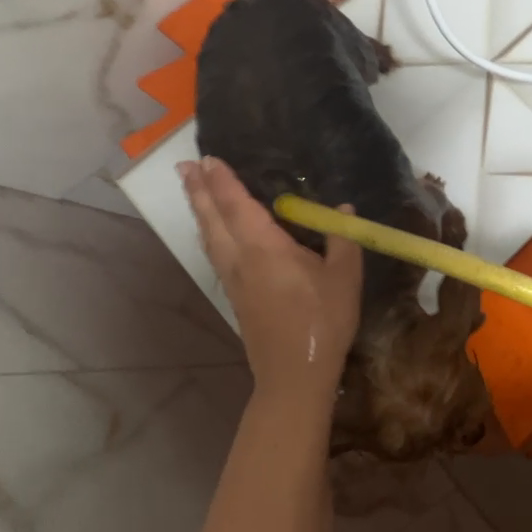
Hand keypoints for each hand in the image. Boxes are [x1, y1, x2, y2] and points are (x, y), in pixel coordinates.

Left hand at [181, 157, 361, 403]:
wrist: (295, 372)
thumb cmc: (324, 318)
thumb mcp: (345, 275)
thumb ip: (341, 238)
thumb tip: (341, 209)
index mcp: (265, 249)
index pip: (239, 207)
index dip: (224, 182)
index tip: (210, 159)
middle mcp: (241, 260)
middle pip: (214, 220)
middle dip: (200, 191)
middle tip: (186, 166)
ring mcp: (235, 280)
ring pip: (211, 237)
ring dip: (201, 210)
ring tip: (194, 189)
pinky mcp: (237, 295)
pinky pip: (216, 252)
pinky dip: (211, 231)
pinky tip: (216, 231)